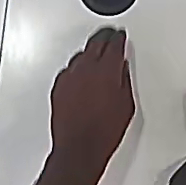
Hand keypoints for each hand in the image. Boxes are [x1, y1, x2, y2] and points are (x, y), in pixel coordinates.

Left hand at [49, 28, 134, 181]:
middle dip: (105, 38)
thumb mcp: (127, 104)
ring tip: (97, 55)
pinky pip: (69, 70)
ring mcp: (70, 77)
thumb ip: (124, 80)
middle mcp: (86, 69)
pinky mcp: (58, 87)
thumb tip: (122, 68)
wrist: (80, 147)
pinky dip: (77, 68)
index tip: (121, 37)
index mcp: (107, 71)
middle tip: (111, 37)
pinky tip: (82, 73)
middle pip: (96, 43)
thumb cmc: (104, 131)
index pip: (114, 44)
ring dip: (90, 53)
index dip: (119, 39)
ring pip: (81, 55)